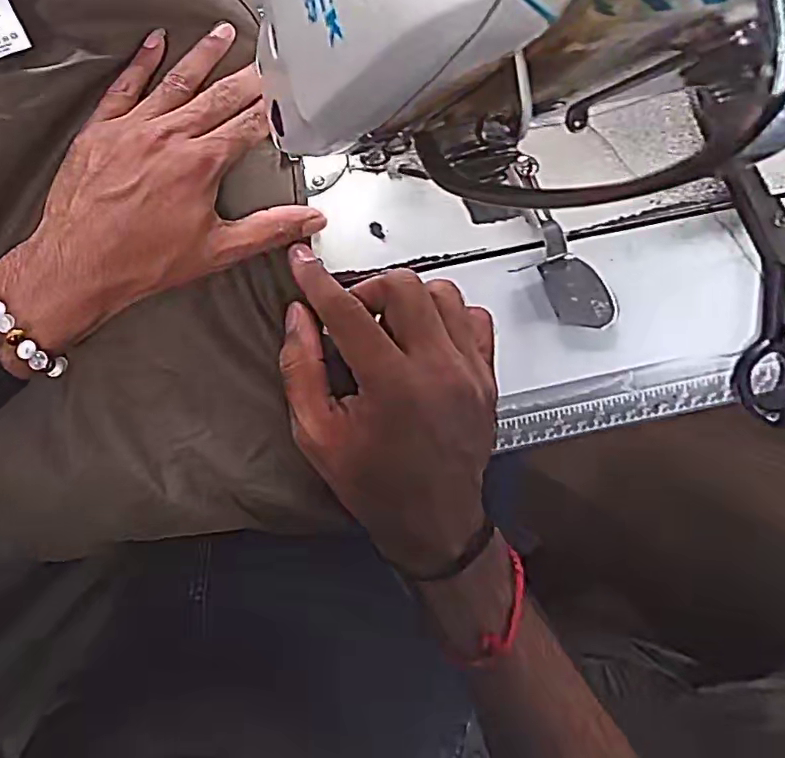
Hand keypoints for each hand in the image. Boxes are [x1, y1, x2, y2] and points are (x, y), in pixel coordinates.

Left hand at [0, 23, 326, 357]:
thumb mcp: (215, 251)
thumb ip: (268, 229)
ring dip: (203, 55)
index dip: (271, 107)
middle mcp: (168, 138)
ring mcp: (132, 129)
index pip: (248, 125)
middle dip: (247, 76)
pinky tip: (154, 43)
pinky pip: (125, 86)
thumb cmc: (137, 261)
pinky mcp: (100, 130)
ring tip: (221, 33)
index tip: (285, 93)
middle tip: (264, 58)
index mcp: (199, 164)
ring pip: (176, 81)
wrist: (77, 264)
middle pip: (219, 96)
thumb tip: (308, 220)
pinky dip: (141, 61)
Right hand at [280, 246, 497, 575]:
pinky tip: (422, 334)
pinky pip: (472, 316)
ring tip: (384, 323)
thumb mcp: (315, 433)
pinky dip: (444, 314)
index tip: (303, 262)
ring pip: (441, 292)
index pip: (348, 310)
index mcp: (393, 387)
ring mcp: (470, 372)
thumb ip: (300, 367)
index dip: (317, 280)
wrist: (434, 523)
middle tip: (348, 311)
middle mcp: (439, 372)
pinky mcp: (486, 376)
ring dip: (405, 297)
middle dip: (365, 288)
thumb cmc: (375, 485)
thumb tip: (298, 318)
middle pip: (403, 286)